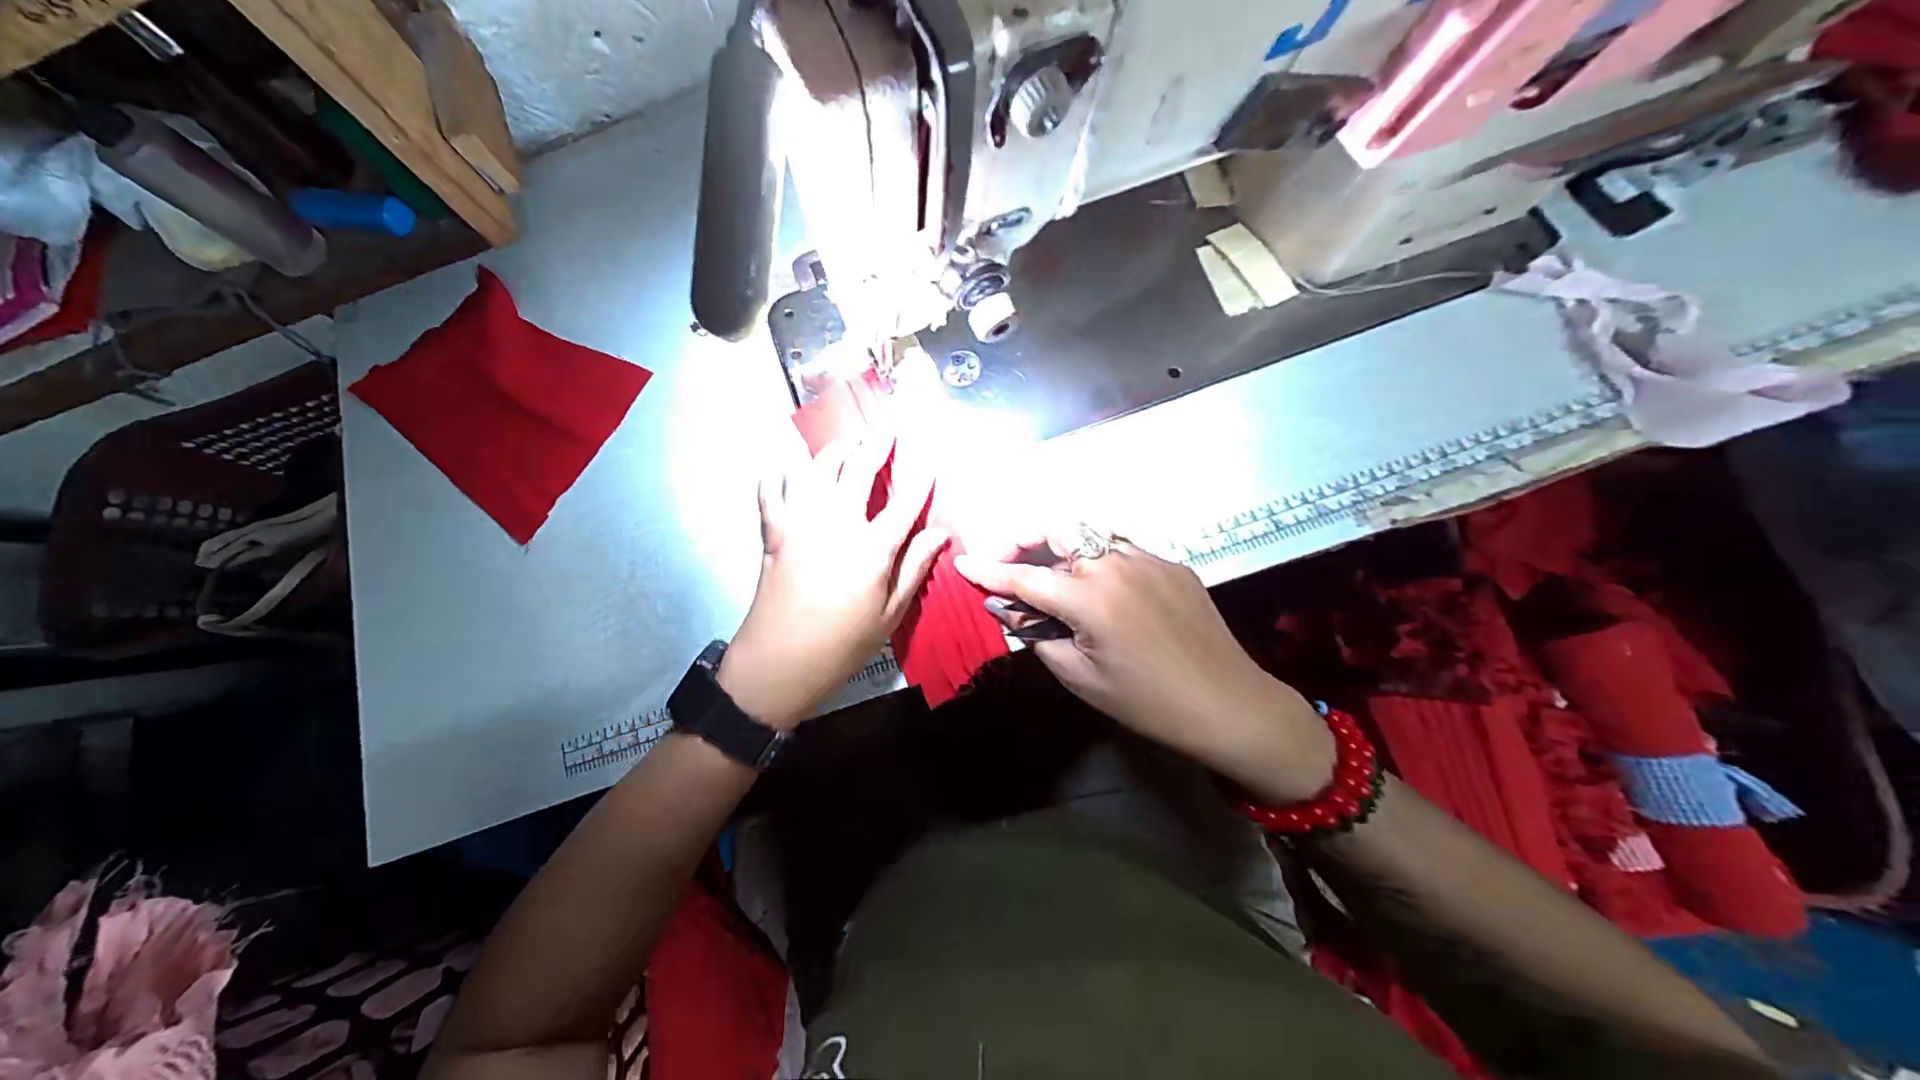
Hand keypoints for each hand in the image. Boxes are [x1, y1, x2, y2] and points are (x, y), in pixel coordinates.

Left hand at [719, 431, 946, 729]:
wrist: (778, 663)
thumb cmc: (842, 645)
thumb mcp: (890, 614)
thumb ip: (914, 568)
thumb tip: (940, 534)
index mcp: (872, 548)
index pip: (904, 502)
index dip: (919, 477)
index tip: (929, 456)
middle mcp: (837, 526)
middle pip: (858, 472)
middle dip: (875, 447)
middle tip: (886, 430)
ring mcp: (801, 526)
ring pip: (815, 472)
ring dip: (832, 451)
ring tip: (846, 441)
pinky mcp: (773, 534)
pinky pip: (771, 495)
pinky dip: (776, 477)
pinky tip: (782, 466)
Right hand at [954, 540, 1335, 803]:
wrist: (1227, 703)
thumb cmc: (1145, 701)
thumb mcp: (1079, 676)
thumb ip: (1036, 635)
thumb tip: (1003, 607)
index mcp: (1088, 597)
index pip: (1024, 576)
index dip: (988, 569)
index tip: (963, 561)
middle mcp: (1115, 564)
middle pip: (1058, 530)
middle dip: (1027, 540)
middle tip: (1014, 564)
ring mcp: (1148, 559)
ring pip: (1093, 536)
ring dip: (1066, 549)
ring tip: (1057, 577)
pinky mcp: (1172, 564)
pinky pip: (1125, 551)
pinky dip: (1101, 562)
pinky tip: (1105, 591)